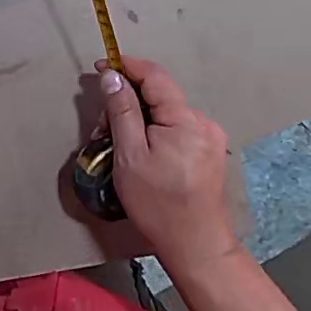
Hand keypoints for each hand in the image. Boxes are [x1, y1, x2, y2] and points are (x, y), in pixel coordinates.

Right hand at [95, 56, 240, 275]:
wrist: (195, 245)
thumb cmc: (158, 204)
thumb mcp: (129, 155)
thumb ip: (121, 110)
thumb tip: (111, 76)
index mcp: (185, 120)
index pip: (154, 75)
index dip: (125, 66)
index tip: (101, 67)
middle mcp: (203, 122)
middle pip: (158, 94)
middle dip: (127, 101)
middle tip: (104, 128)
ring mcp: (209, 137)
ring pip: (165, 111)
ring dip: (138, 118)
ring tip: (119, 145)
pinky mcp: (208, 150)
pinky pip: (175, 126)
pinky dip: (153, 131)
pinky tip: (140, 152)